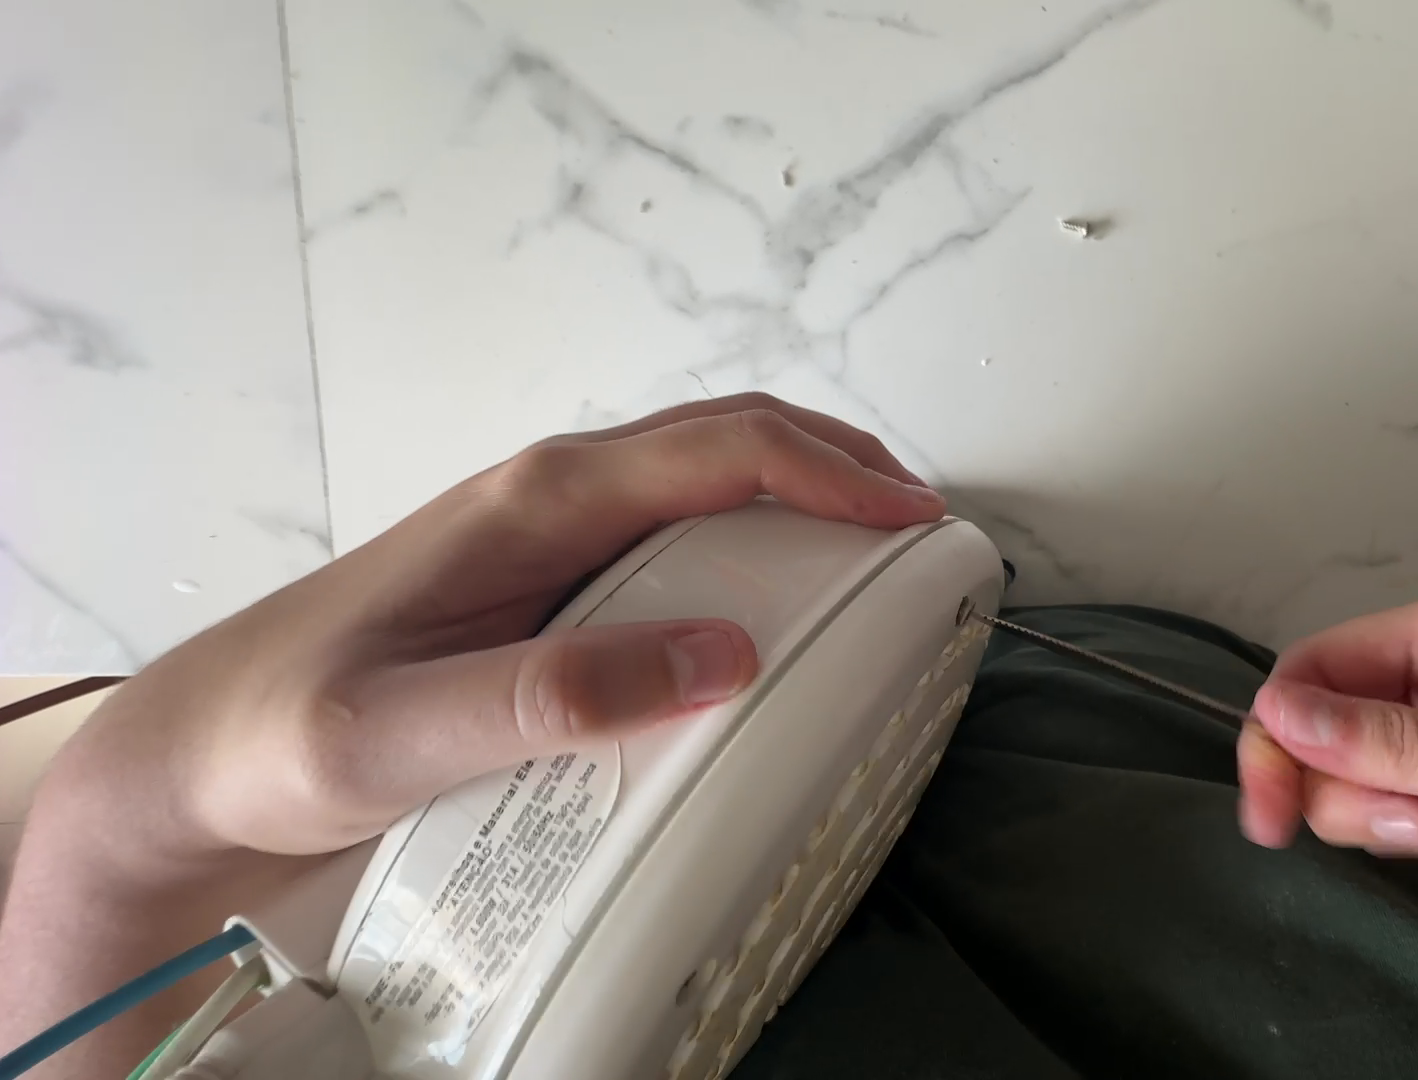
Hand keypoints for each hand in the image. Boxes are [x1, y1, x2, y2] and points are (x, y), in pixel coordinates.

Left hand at [0, 394, 945, 1075]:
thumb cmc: (292, 733)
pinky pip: (699, 504)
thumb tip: (726, 656)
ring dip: (813, 471)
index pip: (724, 452)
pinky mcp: (576, 551)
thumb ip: (556, 693)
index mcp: (548, 497)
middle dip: (842, 455)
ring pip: (722, 456)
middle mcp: (570, 483)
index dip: (831, 473)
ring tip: (877, 523)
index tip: (910, 515)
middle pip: (736, 431)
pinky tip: (791, 559)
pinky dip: (770, 509)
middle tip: (915, 513)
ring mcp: (573, 512)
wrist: (207, 742)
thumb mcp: (401, 732)